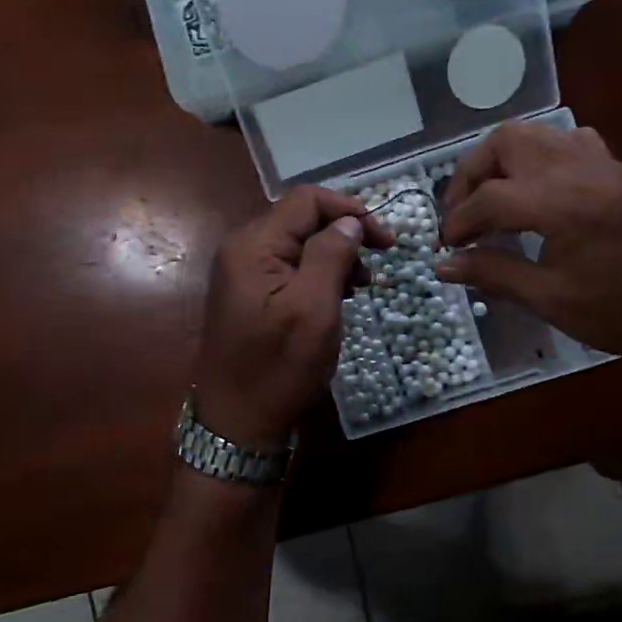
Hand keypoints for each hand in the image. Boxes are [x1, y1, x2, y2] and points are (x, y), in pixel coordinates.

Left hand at [193, 185, 394, 448]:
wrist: (236, 421)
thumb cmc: (278, 369)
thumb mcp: (314, 310)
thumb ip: (331, 256)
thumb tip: (348, 222)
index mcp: (253, 245)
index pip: (306, 200)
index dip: (350, 210)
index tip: (385, 241)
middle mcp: (241, 250)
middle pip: (300, 220)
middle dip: (343, 236)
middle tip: (373, 270)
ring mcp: (240, 273)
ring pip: (296, 245)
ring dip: (332, 258)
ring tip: (359, 289)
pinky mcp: (246, 295)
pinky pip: (286, 269)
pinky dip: (315, 276)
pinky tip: (335, 299)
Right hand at [434, 123, 621, 354]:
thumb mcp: (550, 299)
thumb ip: (492, 274)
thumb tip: (442, 265)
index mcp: (562, 203)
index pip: (489, 197)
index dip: (457, 222)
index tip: (447, 248)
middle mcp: (580, 169)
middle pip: (506, 141)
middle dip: (471, 174)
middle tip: (463, 215)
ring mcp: (604, 164)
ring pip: (537, 133)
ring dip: (501, 161)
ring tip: (491, 201)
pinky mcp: (619, 171)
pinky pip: (569, 142)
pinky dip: (539, 157)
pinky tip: (536, 192)